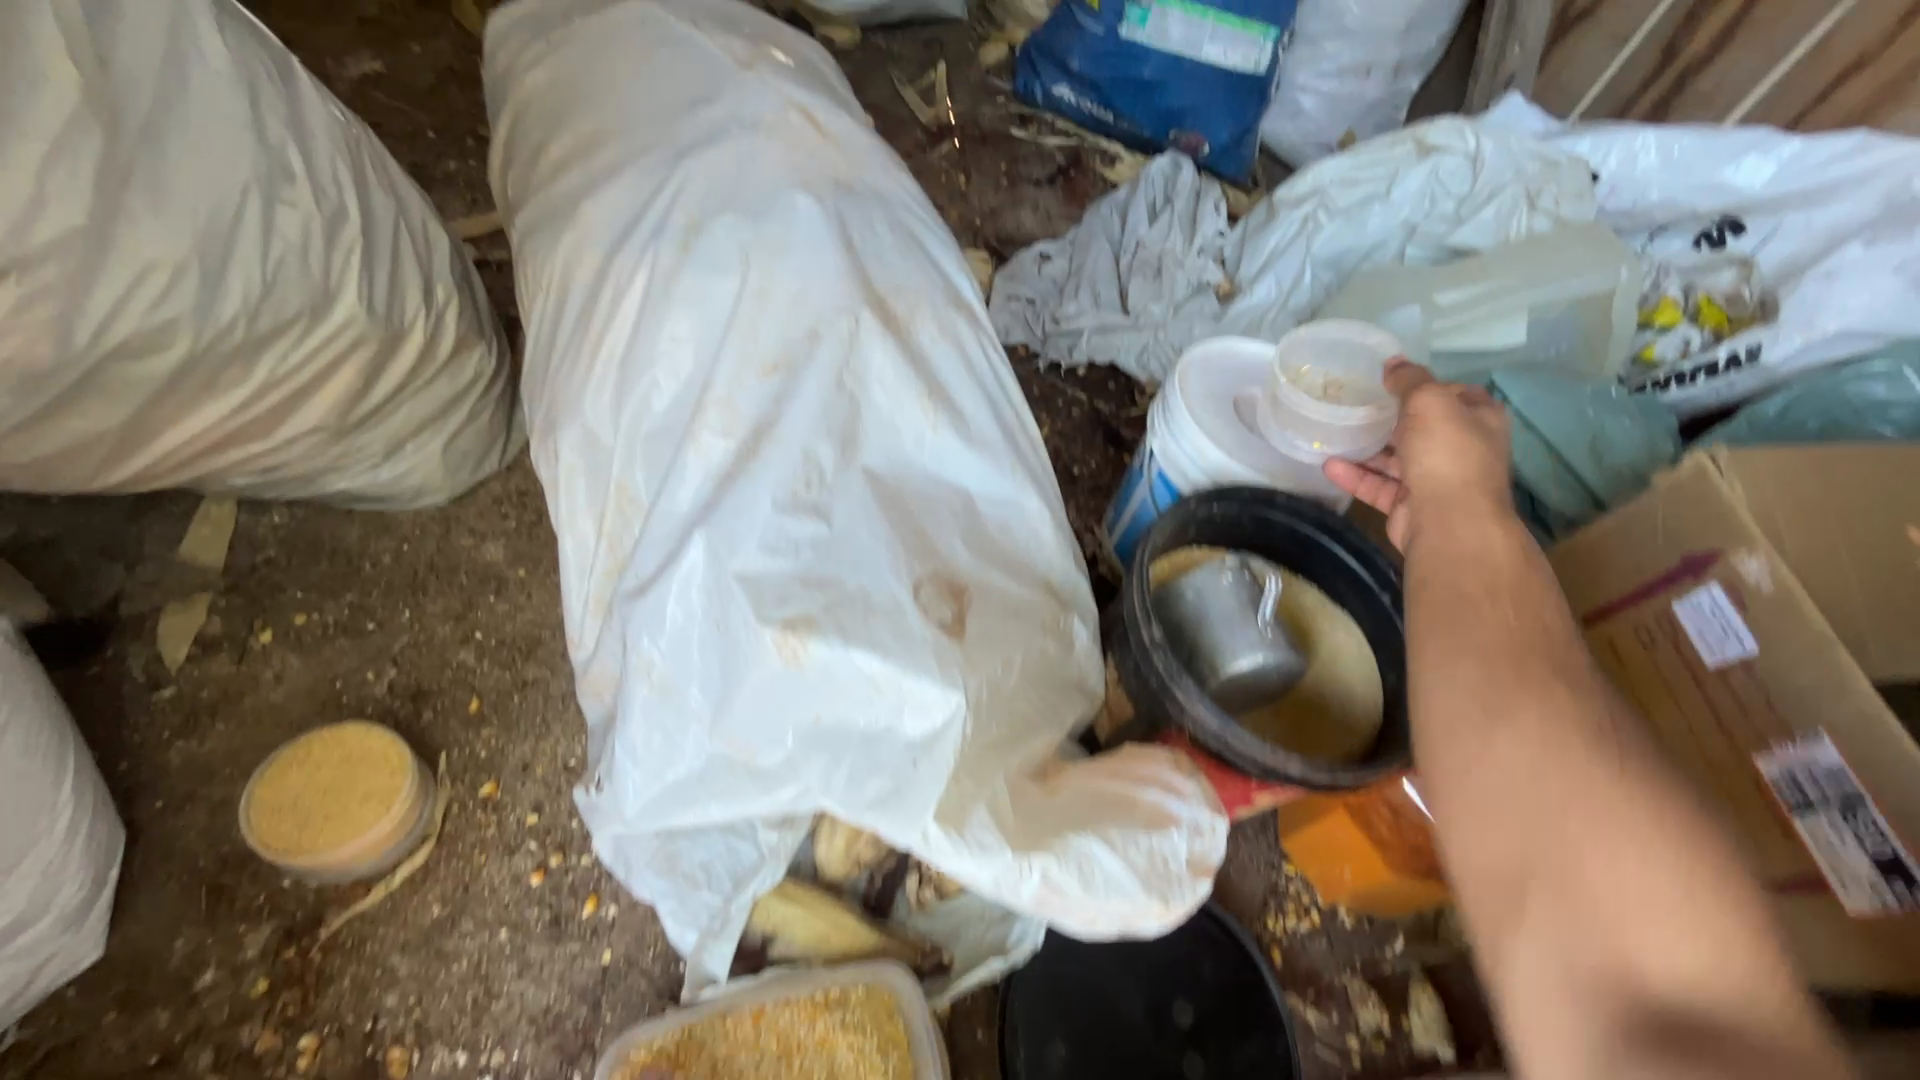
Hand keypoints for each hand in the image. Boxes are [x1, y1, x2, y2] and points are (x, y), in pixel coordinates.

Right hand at [1323, 359, 1512, 552]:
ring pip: (1396, 459)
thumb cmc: (1446, 452)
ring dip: (1367, 448)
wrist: (1448, 521)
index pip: (1455, 395)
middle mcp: (1461, 449)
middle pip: (1422, 427)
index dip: (1426, 386)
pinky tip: (1329, 466)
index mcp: (1479, 420)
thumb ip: (1409, 380)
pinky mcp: (1409, 505)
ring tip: (1335, 433)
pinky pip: (1378, 485)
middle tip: (1356, 405)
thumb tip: (1393, 362)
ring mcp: (1435, 479)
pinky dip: (1356, 476)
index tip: (1392, 382)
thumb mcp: (1429, 401)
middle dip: (1390, 418)